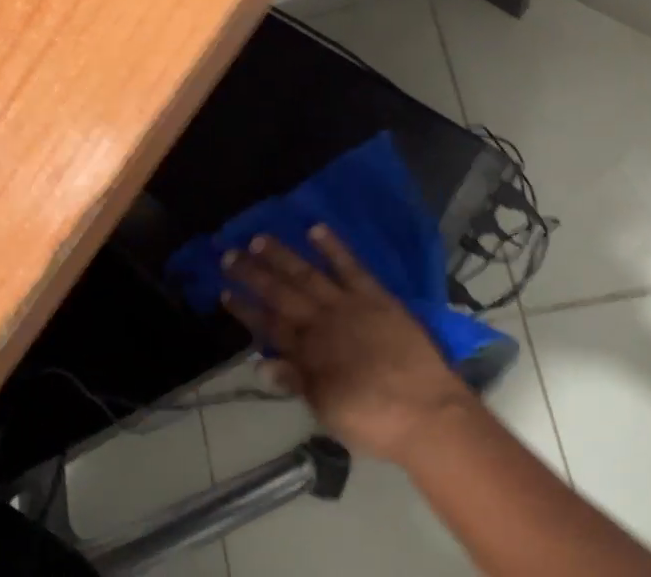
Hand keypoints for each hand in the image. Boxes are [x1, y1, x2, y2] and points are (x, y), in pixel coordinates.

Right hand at [221, 225, 477, 464]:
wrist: (428, 412)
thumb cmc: (373, 421)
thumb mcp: (326, 410)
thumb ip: (296, 382)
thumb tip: (260, 363)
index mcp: (307, 354)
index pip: (267, 325)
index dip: (244, 309)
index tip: (223, 291)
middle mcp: (322, 323)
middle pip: (281, 294)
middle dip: (253, 274)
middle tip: (229, 254)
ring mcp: (350, 306)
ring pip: (308, 274)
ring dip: (283, 256)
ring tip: (260, 238)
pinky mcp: (377, 297)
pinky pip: (351, 267)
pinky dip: (333, 247)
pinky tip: (316, 229)